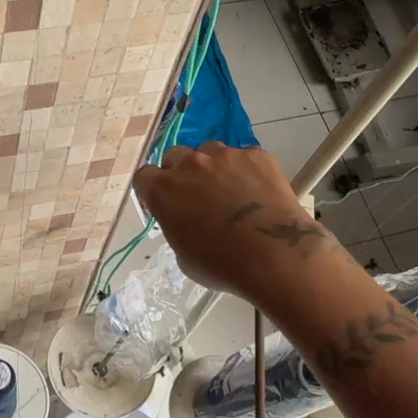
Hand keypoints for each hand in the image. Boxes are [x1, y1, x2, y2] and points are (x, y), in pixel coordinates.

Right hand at [132, 142, 342, 300]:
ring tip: (228, 194)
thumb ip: (178, 225)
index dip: (151, 190)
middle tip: (195, 199)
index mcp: (164, 191)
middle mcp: (191, 164)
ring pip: (209, 153)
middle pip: (175, 157)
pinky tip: (254, 195)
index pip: (144, 177)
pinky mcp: (256, 155)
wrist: (272, 254)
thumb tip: (188, 218)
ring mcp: (225, 155)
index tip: (161, 204)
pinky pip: (242, 158)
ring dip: (212, 169)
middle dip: (180, 174)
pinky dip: (243, 172)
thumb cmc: (220, 264)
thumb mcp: (183, 254)